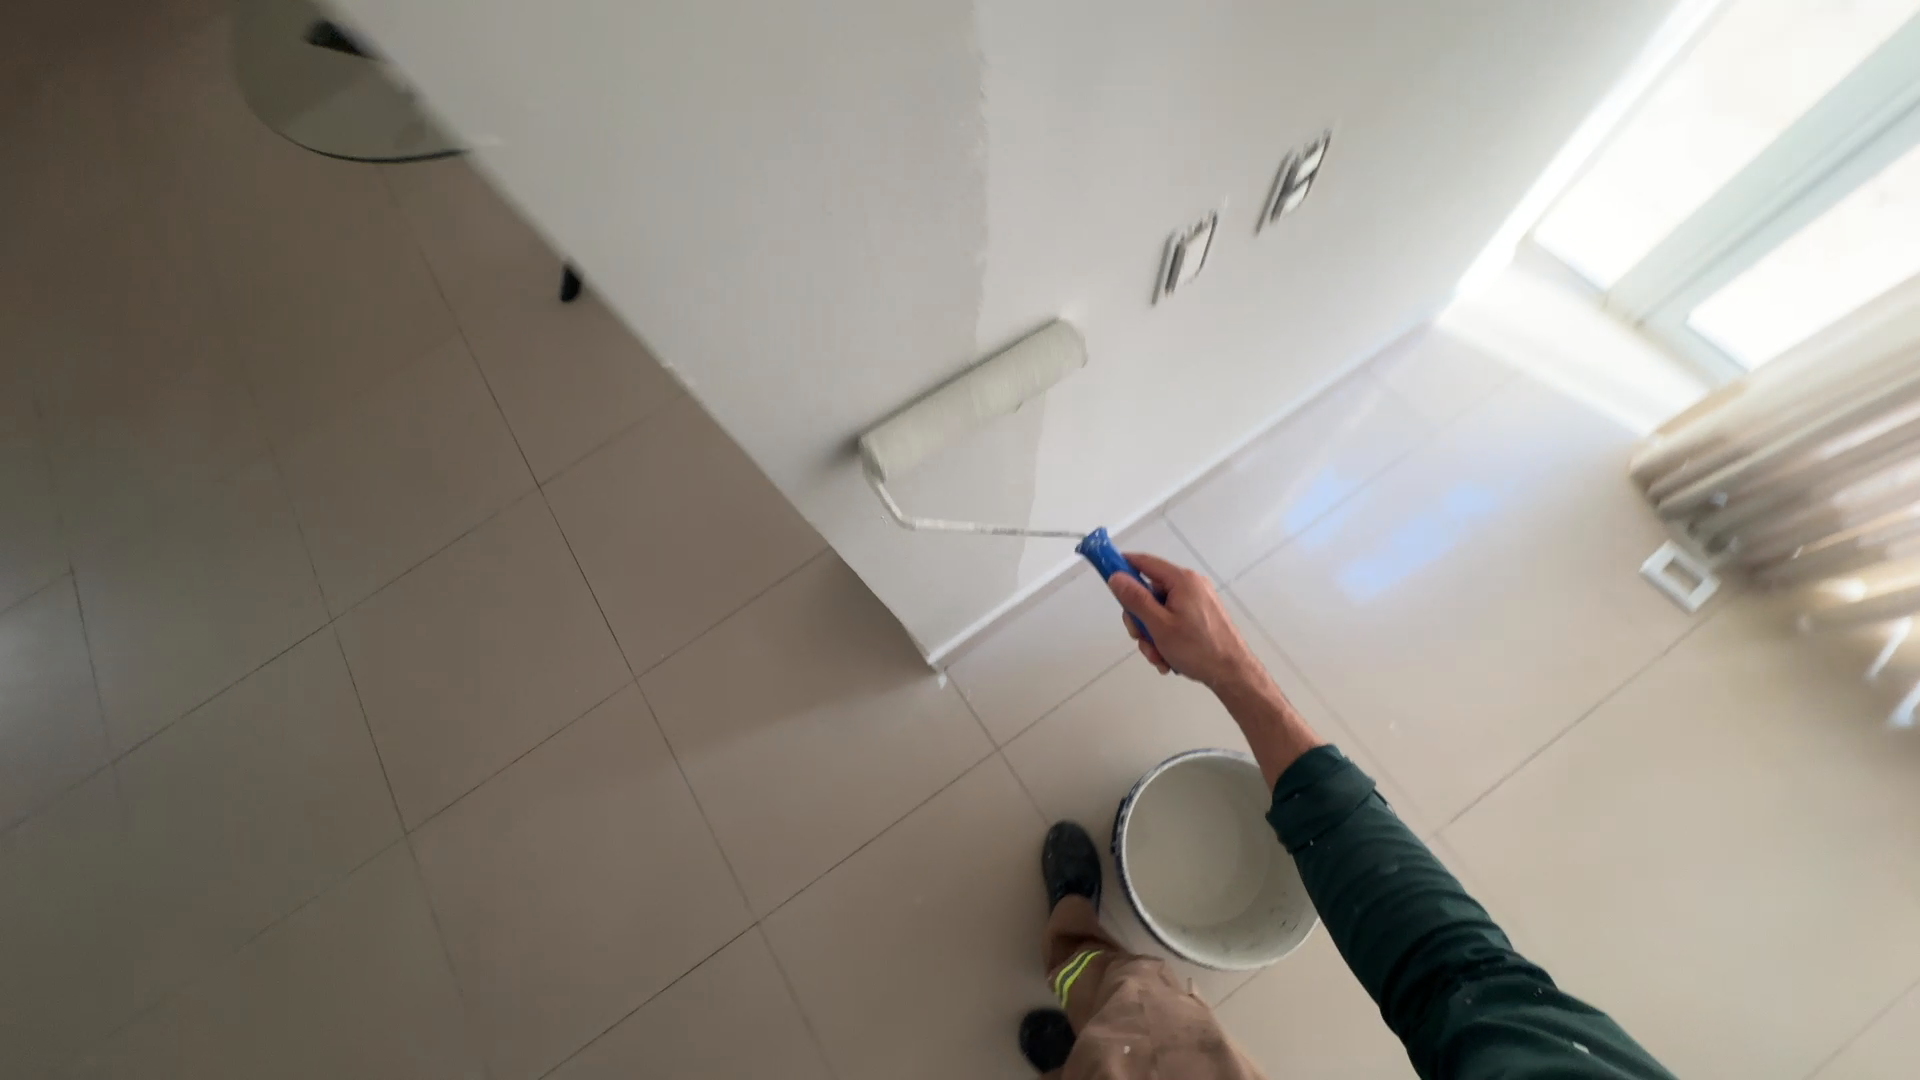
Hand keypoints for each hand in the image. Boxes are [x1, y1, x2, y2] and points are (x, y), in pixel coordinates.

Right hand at [1107, 551, 1263, 691]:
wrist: (1234, 674)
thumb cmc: (1196, 648)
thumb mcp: (1158, 625)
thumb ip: (1135, 599)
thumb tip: (1115, 576)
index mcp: (1182, 580)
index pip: (1144, 562)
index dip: (1122, 566)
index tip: (1106, 576)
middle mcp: (1191, 585)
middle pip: (1149, 592)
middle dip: (1140, 619)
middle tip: (1140, 639)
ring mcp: (1198, 601)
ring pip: (1159, 611)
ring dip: (1152, 635)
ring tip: (1158, 656)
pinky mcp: (1202, 616)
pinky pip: (1173, 621)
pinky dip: (1165, 638)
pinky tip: (1168, 658)